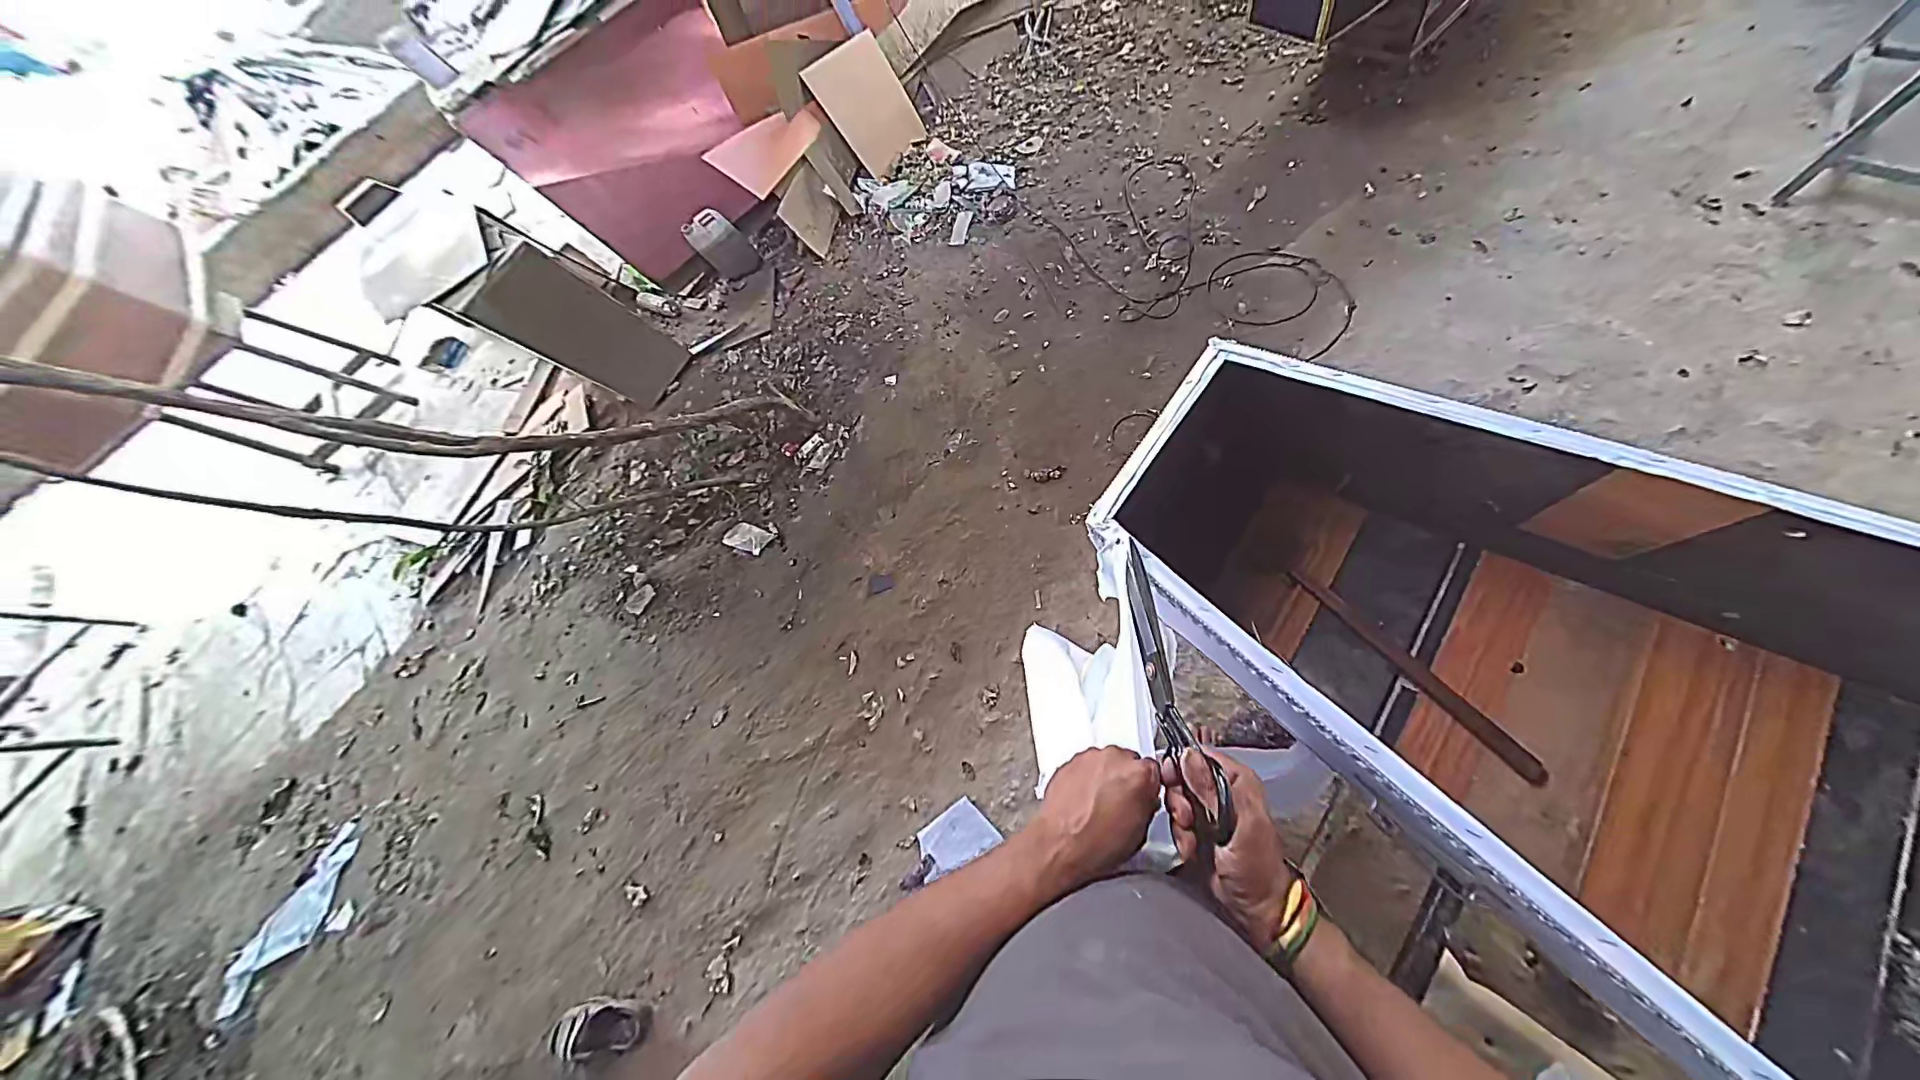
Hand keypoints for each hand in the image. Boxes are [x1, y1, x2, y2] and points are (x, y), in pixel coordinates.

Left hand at [1025, 746, 1161, 894]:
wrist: (1060, 844)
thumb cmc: (1097, 844)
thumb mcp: (1140, 832)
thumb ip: (1147, 805)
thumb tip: (1144, 799)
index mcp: (1140, 774)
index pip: (1153, 770)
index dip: (1147, 785)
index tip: (1142, 795)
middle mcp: (1116, 758)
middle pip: (1128, 762)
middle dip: (1125, 779)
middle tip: (1118, 802)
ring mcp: (1091, 757)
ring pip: (1105, 762)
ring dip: (1104, 776)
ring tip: (1097, 803)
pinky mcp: (1070, 761)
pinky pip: (1084, 766)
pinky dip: (1085, 777)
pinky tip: (1082, 799)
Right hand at [1163, 747, 1294, 949]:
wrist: (1256, 908)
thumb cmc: (1258, 871)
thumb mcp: (1241, 825)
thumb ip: (1214, 789)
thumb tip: (1190, 756)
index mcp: (1238, 781)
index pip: (1199, 755)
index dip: (1181, 765)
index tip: (1173, 781)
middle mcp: (1222, 791)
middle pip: (1183, 776)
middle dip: (1179, 799)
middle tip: (1187, 818)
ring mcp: (1209, 811)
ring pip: (1176, 799)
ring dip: (1179, 822)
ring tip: (1193, 839)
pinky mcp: (1198, 829)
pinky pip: (1176, 822)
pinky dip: (1180, 837)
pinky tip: (1192, 849)